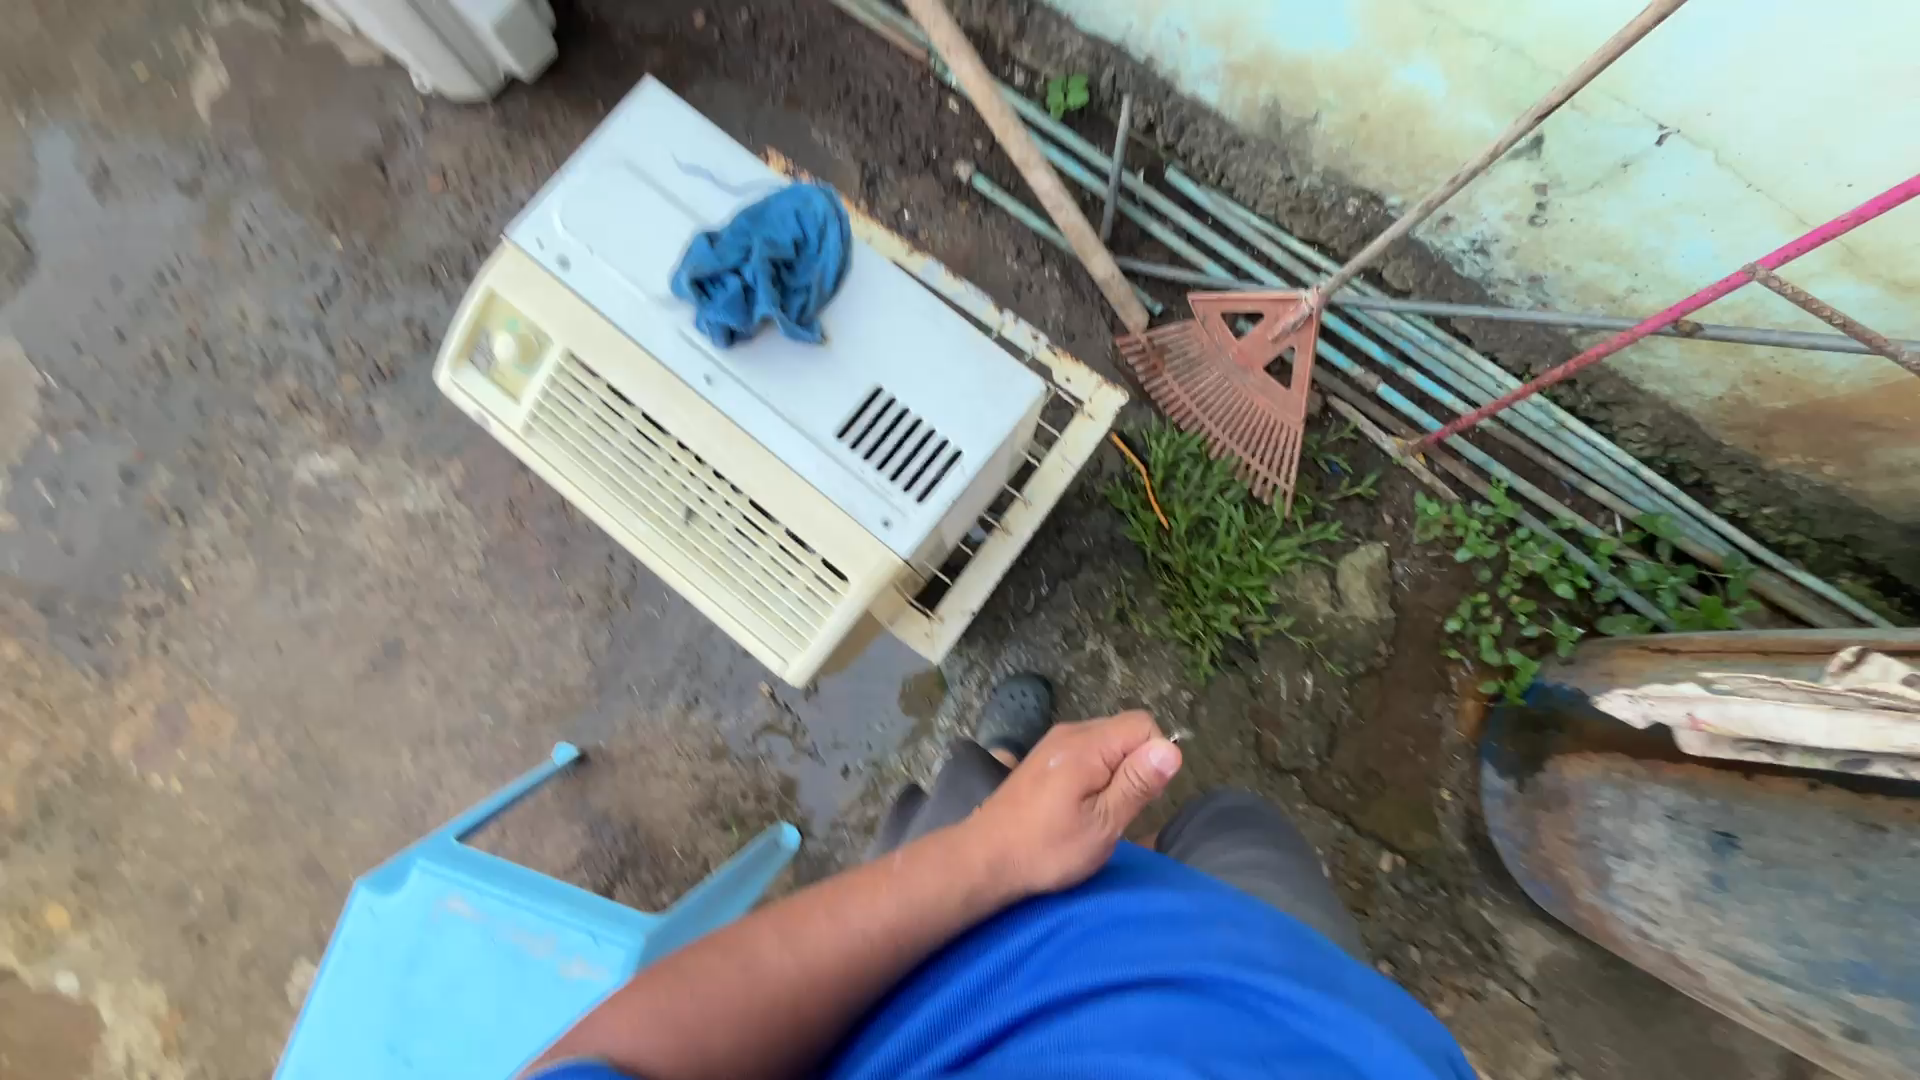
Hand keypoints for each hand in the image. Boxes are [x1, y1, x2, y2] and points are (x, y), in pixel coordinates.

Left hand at [961, 710, 1181, 897]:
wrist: (985, 857)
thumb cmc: (1047, 848)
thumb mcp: (1102, 824)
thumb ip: (1137, 784)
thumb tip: (1171, 749)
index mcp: (1086, 744)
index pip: (1143, 724)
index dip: (1154, 758)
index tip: (1140, 797)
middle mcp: (1070, 732)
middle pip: (1124, 730)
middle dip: (1135, 766)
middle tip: (1119, 810)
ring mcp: (1054, 742)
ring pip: (1106, 741)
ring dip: (1114, 772)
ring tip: (1099, 811)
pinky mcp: (1045, 757)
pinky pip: (1086, 751)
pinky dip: (1095, 773)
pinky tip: (1080, 805)